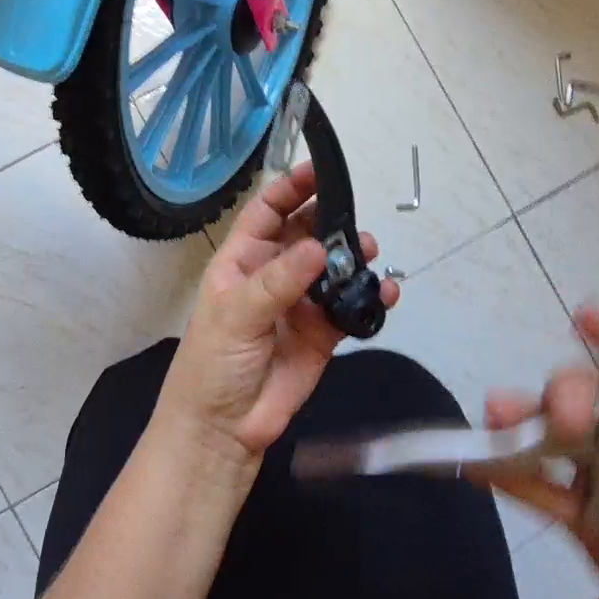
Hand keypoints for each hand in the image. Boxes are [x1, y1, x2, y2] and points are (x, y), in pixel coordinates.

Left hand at [154, 162, 401, 467]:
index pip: (268, 212)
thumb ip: (279, 281)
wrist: (223, 428)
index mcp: (241, 261)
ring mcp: (300, 304)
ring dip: (354, 257)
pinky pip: (350, 306)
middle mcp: (272, 275)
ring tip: (370, 253)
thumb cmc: (213, 364)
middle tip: (355, 221)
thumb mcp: (237, 315)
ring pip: (333, 268)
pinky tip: (385, 293)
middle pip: (307, 234)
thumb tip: (319, 248)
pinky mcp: (323, 334)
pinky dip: (370, 297)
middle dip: (331, 222)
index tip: (321, 170)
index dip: (292, 189)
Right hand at [482, 308, 598, 598]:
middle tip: (564, 412)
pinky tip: (475, 465)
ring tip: (497, 414)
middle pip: (596, 393)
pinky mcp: (579, 513)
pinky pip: (536, 487)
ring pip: (555, 430)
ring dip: (523, 417)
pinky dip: (504, 474)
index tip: (588, 318)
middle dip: (571, 388)